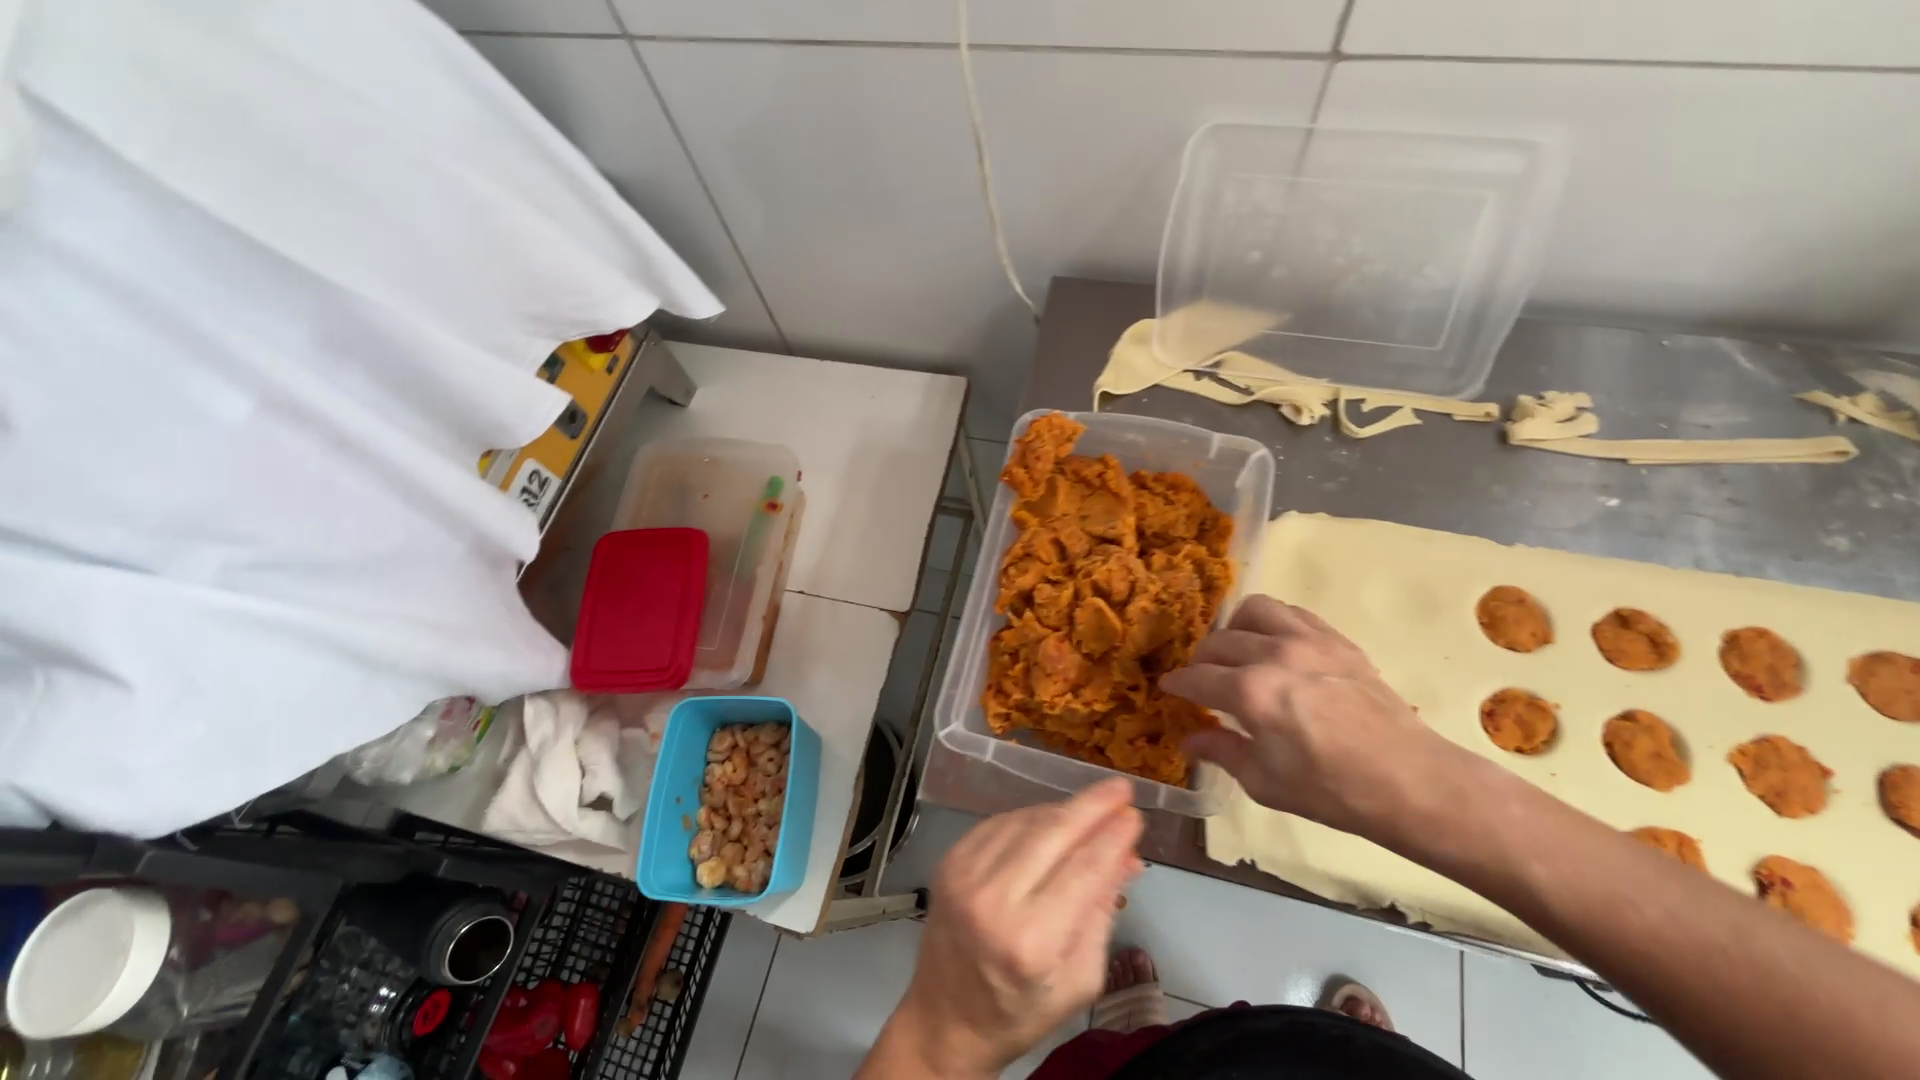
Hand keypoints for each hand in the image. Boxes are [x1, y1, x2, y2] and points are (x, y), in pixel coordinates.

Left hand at [864, 779, 1142, 1079]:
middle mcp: (993, 899)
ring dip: (1063, 810)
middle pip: (1053, 833)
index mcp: (1031, 940)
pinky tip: (1053, 821)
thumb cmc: (1020, 1009)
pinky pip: (1000, 823)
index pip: (1084, 869)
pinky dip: (1031, 818)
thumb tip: (1127, 855)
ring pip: (1026, 821)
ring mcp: (965, 875)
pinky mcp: (949, 862)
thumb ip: (1101, 913)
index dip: (1113, 836)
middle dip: (1092, 806)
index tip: (1135, 815)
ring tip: (1093, 809)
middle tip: (1121, 789)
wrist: (946, 1018)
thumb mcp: (1080, 978)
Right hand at [1160, 595, 1480, 841]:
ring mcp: (1310, 641)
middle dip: (1202, 661)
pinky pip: (1293, 614)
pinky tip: (1276, 648)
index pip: (1198, 677)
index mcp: (1251, 692)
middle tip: (1203, 682)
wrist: (1410, 781)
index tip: (1169, 688)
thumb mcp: (1265, 782)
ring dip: (1236, 629)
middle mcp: (1275, 654)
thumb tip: (1190, 740)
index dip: (1178, 684)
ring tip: (1238, 653)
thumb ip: (1222, 752)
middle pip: (1219, 642)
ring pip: (1254, 611)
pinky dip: (1274, 624)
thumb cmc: (1332, 791)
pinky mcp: (1338, 641)